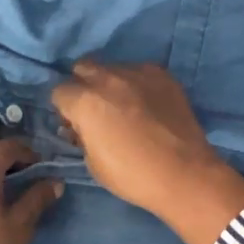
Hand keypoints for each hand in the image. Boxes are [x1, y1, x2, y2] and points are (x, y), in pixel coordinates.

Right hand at [51, 60, 243, 243]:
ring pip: (113, 68)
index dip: (64, 109)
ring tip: (125, 107)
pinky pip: (140, 72)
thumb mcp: (93, 163)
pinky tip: (148, 105)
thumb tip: (81, 127)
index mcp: (85, 101)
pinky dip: (138, 84)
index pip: (59, 92)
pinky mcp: (163, 75)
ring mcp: (138, 73)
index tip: (74, 123)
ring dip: (111, 83)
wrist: (183, 173)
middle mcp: (108, 79)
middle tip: (95, 110)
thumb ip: (82, 136)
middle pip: (83, 68)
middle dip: (83, 85)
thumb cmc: (133, 175)